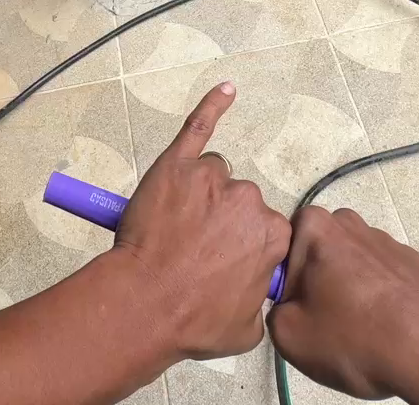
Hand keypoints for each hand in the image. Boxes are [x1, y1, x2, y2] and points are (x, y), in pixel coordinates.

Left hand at [106, 82, 290, 360]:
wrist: (146, 303)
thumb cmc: (192, 319)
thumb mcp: (246, 327)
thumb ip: (260, 296)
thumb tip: (254, 288)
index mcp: (272, 235)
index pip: (264, 230)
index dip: (239, 246)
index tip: (220, 261)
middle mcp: (247, 200)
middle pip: (238, 200)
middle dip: (219, 221)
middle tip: (190, 248)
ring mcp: (211, 178)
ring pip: (212, 175)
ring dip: (198, 193)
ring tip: (173, 226)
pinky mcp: (179, 163)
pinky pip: (199, 126)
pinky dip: (213, 105)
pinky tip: (227, 90)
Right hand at [268, 207, 418, 404]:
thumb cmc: (354, 338)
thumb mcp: (289, 335)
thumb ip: (273, 310)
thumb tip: (289, 306)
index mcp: (314, 225)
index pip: (283, 250)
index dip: (285, 286)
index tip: (298, 312)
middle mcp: (348, 220)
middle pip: (318, 252)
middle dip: (317, 281)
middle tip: (324, 322)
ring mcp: (384, 239)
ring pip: (350, 263)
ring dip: (348, 288)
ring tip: (359, 329)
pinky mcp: (413, 261)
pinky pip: (381, 276)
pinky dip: (378, 296)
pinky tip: (385, 327)